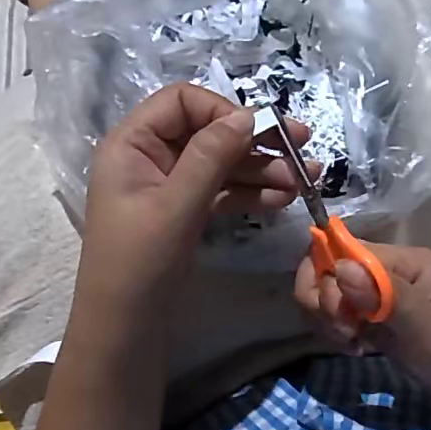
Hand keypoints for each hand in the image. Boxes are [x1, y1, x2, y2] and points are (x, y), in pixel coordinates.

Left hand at [80, 84, 309, 303]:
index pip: (181, 102)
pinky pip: (219, 192)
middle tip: (303, 147)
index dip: (222, 110)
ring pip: (219, 164)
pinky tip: (283, 200)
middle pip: (207, 132)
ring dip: (261, 170)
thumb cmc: (139, 262)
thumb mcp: (176, 206)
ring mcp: (167, 187)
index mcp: (131, 144)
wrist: (124, 327)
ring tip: (306, 180)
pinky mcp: (183, 213)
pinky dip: (249, 194)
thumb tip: (248, 114)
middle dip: (254, 141)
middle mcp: (148, 157)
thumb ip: (211, 156)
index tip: (260, 132)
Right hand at [293, 242, 430, 407]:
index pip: (343, 250)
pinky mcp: (372, 315)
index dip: (329, 280)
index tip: (341, 319)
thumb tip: (340, 267)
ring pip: (327, 292)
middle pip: (327, 268)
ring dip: (327, 319)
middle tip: (345, 335)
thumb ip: (386, 295)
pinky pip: (337, 313)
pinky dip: (335, 330)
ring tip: (351, 345)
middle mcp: (387, 269)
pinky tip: (355, 349)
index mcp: (405, 260)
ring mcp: (378, 293)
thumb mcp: (429, 328)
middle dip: (324, 302)